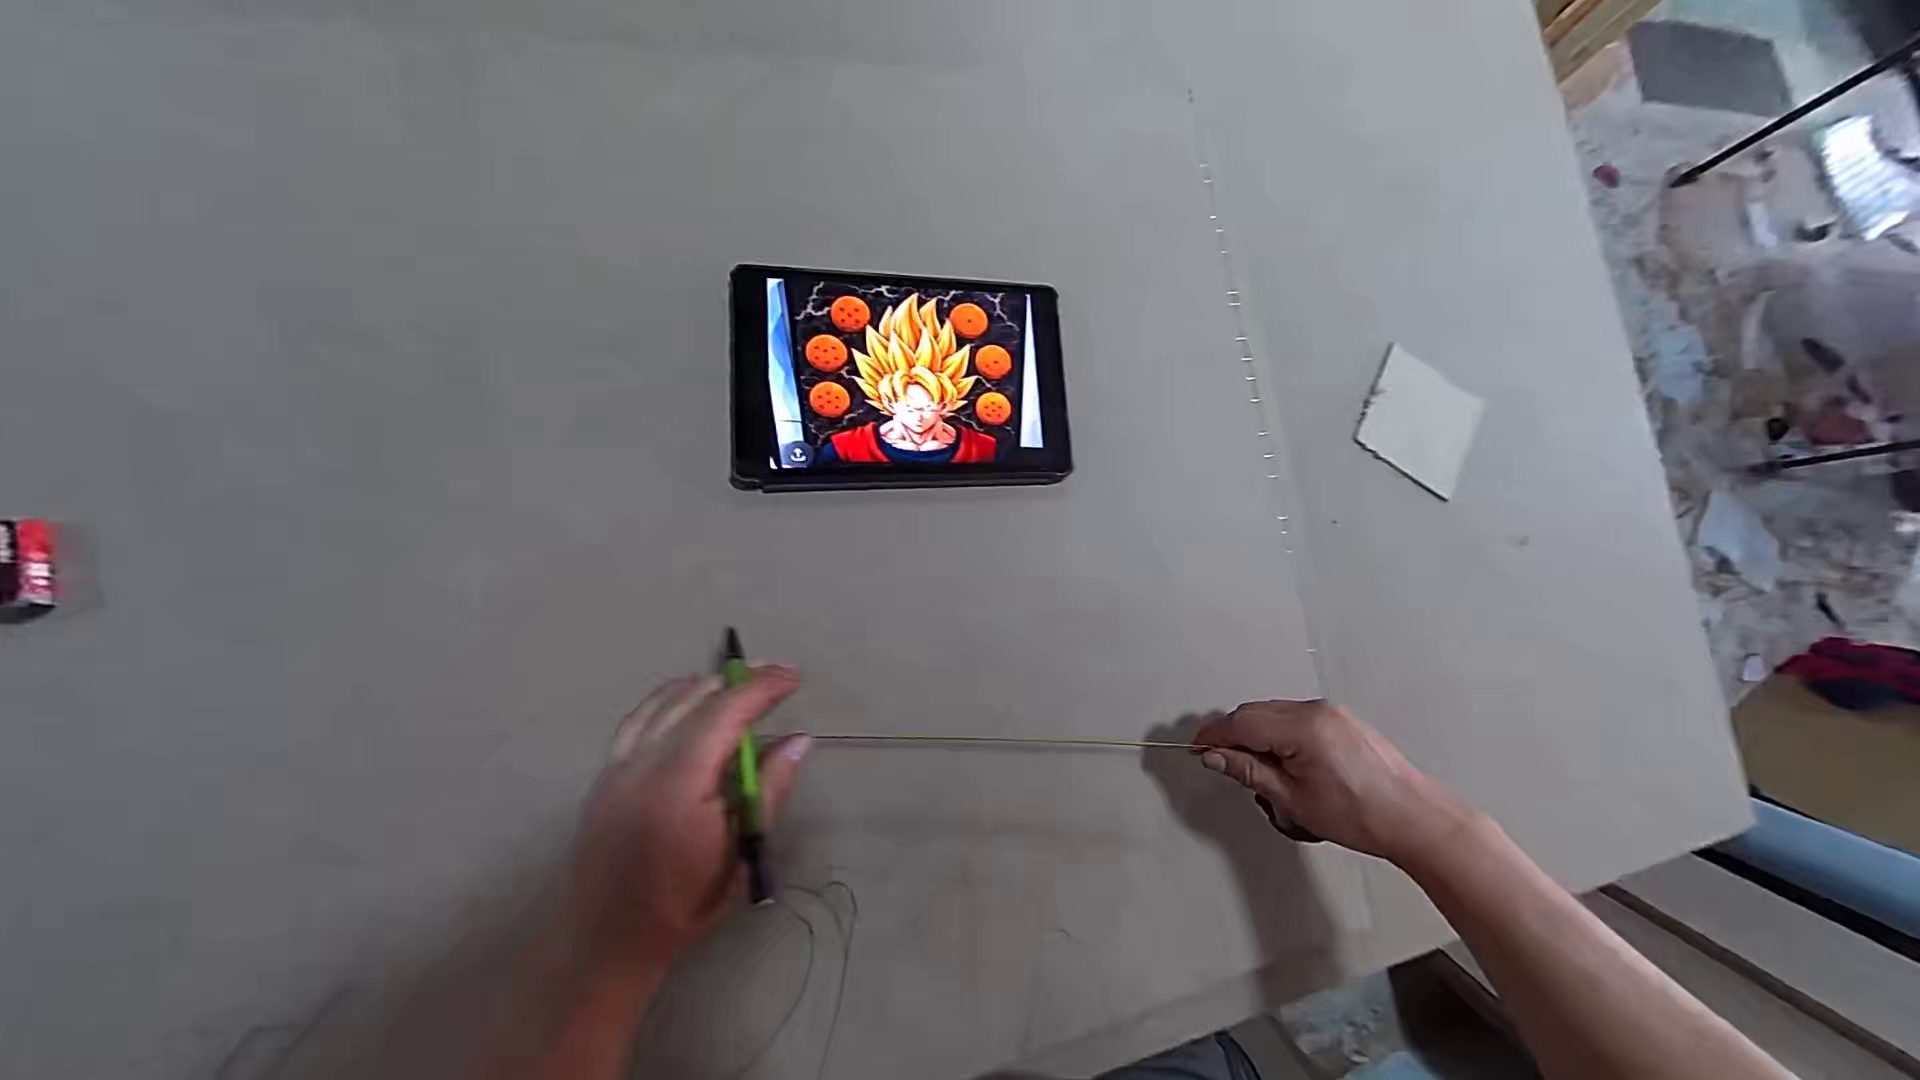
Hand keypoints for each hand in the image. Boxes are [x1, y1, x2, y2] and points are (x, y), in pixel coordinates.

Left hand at [564, 667, 811, 968]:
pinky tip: (686, 694)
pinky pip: (639, 716)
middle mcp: (644, 763)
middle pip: (697, 699)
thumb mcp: (741, 853)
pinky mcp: (605, 773)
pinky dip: (669, 696)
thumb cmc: (684, 905)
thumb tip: (799, 740)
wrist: (603, 942)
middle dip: (740, 679)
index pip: (725, 713)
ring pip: (665, 701)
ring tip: (740, 676)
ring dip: (707, 683)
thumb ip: (770, 790)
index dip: (761, 688)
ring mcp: (618, 765)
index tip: (792, 677)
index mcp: (680, 784)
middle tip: (777, 671)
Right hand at [1194, 700, 1475, 863]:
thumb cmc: (1363, 815)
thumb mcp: (1292, 799)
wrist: (1417, 819)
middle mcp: (1314, 711)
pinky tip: (1283, 761)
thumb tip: (1215, 757)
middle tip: (1224, 764)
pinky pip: (1293, 716)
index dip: (1213, 736)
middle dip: (1232, 736)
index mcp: (1301, 727)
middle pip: (1252, 713)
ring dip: (1255, 735)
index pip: (1239, 722)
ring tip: (1260, 771)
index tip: (1197, 749)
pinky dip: (1277, 733)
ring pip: (1271, 714)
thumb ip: (1248, 771)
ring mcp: (1329, 712)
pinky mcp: (1338, 719)